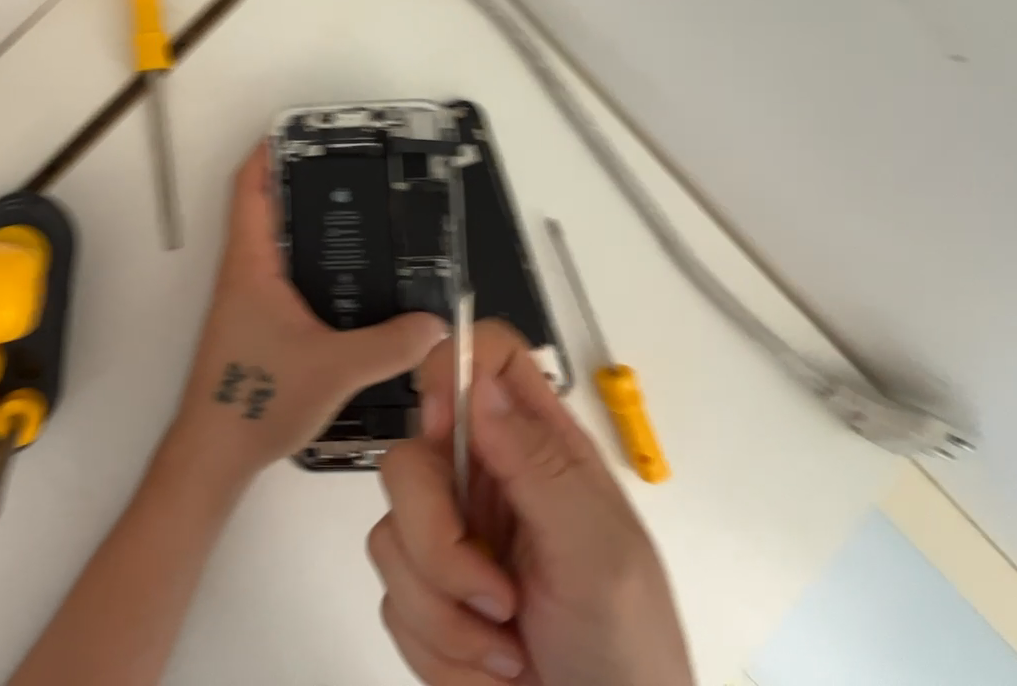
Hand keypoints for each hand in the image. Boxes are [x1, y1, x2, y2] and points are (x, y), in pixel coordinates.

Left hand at [164, 142, 444, 489]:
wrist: (214, 451)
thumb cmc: (260, 397)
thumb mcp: (336, 368)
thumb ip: (391, 344)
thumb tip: (433, 325)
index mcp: (249, 264)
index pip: (248, 189)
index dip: (266, 154)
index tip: (298, 134)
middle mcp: (240, 273)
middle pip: (261, 210)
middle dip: (296, 185)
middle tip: (345, 175)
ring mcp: (241, 300)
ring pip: (270, 246)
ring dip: (300, 228)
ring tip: (352, 222)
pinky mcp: (249, 325)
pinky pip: (277, 278)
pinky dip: (304, 267)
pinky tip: (342, 286)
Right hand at [367, 321, 693, 685]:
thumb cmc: (627, 653)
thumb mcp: (600, 556)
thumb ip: (539, 465)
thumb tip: (478, 384)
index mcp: (539, 452)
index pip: (486, 361)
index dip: (451, 367)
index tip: (441, 427)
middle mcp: (485, 482)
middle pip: (409, 453)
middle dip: (435, 537)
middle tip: (494, 596)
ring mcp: (450, 537)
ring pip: (390, 533)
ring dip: (444, 611)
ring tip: (505, 648)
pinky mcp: (425, 592)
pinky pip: (391, 597)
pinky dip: (438, 646)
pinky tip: (489, 667)